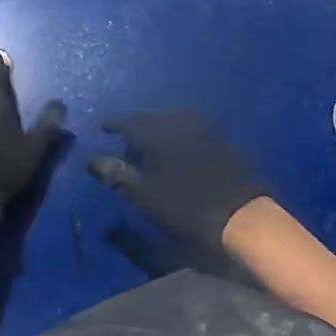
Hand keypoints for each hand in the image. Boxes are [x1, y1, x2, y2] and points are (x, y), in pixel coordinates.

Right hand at [89, 110, 268, 251]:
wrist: (244, 217)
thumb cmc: (185, 206)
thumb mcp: (144, 194)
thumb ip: (117, 174)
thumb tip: (91, 160)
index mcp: (155, 131)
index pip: (126, 121)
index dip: (113, 124)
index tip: (103, 128)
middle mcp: (178, 122)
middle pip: (150, 117)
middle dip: (136, 125)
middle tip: (127, 139)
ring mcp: (204, 130)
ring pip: (173, 121)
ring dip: (159, 129)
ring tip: (153, 144)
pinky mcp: (224, 142)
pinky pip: (193, 130)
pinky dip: (180, 136)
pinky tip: (180, 151)